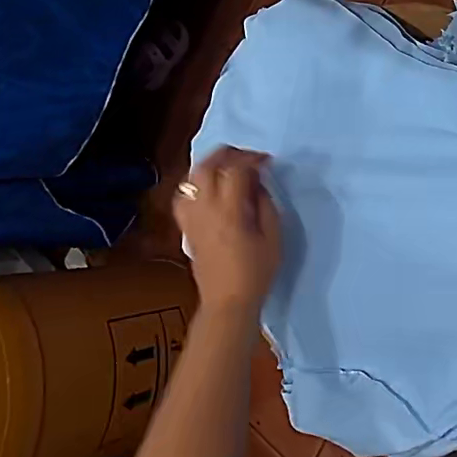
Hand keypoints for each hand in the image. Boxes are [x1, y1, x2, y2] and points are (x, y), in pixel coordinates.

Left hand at [175, 148, 281, 317]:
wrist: (227, 302)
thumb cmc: (256, 272)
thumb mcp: (273, 237)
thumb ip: (265, 205)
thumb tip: (257, 184)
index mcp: (230, 211)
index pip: (236, 170)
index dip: (252, 159)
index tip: (267, 161)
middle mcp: (205, 209)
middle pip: (207, 166)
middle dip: (227, 154)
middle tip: (246, 157)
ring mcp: (191, 218)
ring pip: (191, 178)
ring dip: (209, 166)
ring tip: (226, 168)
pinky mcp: (185, 227)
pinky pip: (183, 196)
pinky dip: (195, 185)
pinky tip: (206, 189)